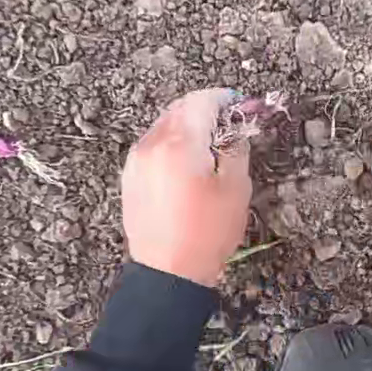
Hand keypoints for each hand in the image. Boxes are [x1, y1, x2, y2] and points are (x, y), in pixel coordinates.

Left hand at [122, 88, 252, 286]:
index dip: (224, 99)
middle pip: (180, 109)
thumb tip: (236, 127)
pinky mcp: (131, 177)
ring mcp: (137, 161)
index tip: (240, 105)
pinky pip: (154, 145)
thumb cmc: (207, 232)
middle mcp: (152, 145)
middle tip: (229, 122)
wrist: (169, 272)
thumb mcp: (236, 187)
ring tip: (212, 144)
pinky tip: (190, 162)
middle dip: (206, 109)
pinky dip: (173, 143)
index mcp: (180, 144)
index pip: (201, 101)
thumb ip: (236, 148)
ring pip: (164, 125)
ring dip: (188, 125)